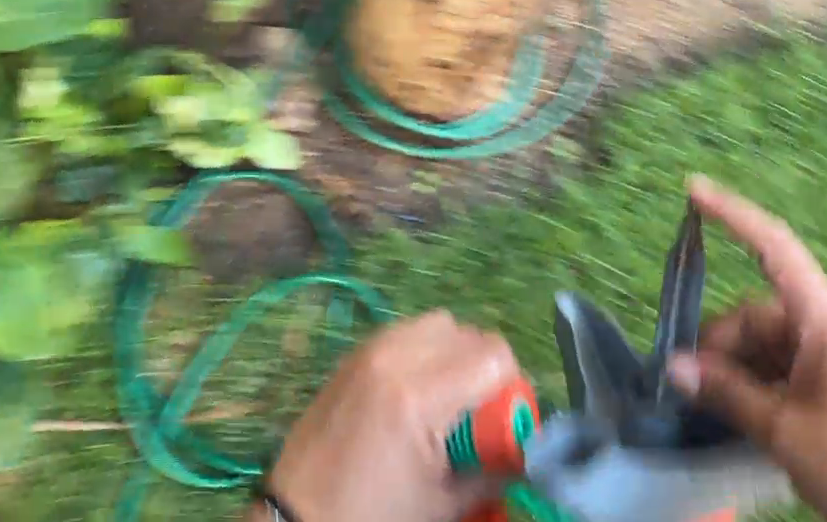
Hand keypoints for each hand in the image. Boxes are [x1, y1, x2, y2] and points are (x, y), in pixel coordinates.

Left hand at [264, 310, 519, 521]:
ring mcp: (371, 349)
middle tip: (474, 413)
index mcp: (419, 395)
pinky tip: (413, 391)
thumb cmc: (374, 516)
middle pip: (468, 333)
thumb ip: (494, 468)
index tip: (500, 419)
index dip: (509, 384)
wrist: (297, 518)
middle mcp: (396, 356)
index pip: (493, 353)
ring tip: (443, 399)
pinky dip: (422, 350)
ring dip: (453, 353)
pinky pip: (406, 331)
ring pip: (438, 323)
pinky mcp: (354, 352)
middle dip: (482, 368)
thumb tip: (529, 448)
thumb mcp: (443, 504)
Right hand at [667, 177, 826, 521]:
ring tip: (724, 417)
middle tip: (693, 390)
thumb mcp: (784, 433)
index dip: (733, 215)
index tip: (693, 190)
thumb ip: (727, 394)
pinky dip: (772, 387)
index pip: (776, 249)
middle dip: (726, 345)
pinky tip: (757, 423)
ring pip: (782, 347)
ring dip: (747, 372)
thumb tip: (675, 368)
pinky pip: (804, 370)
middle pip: (767, 314)